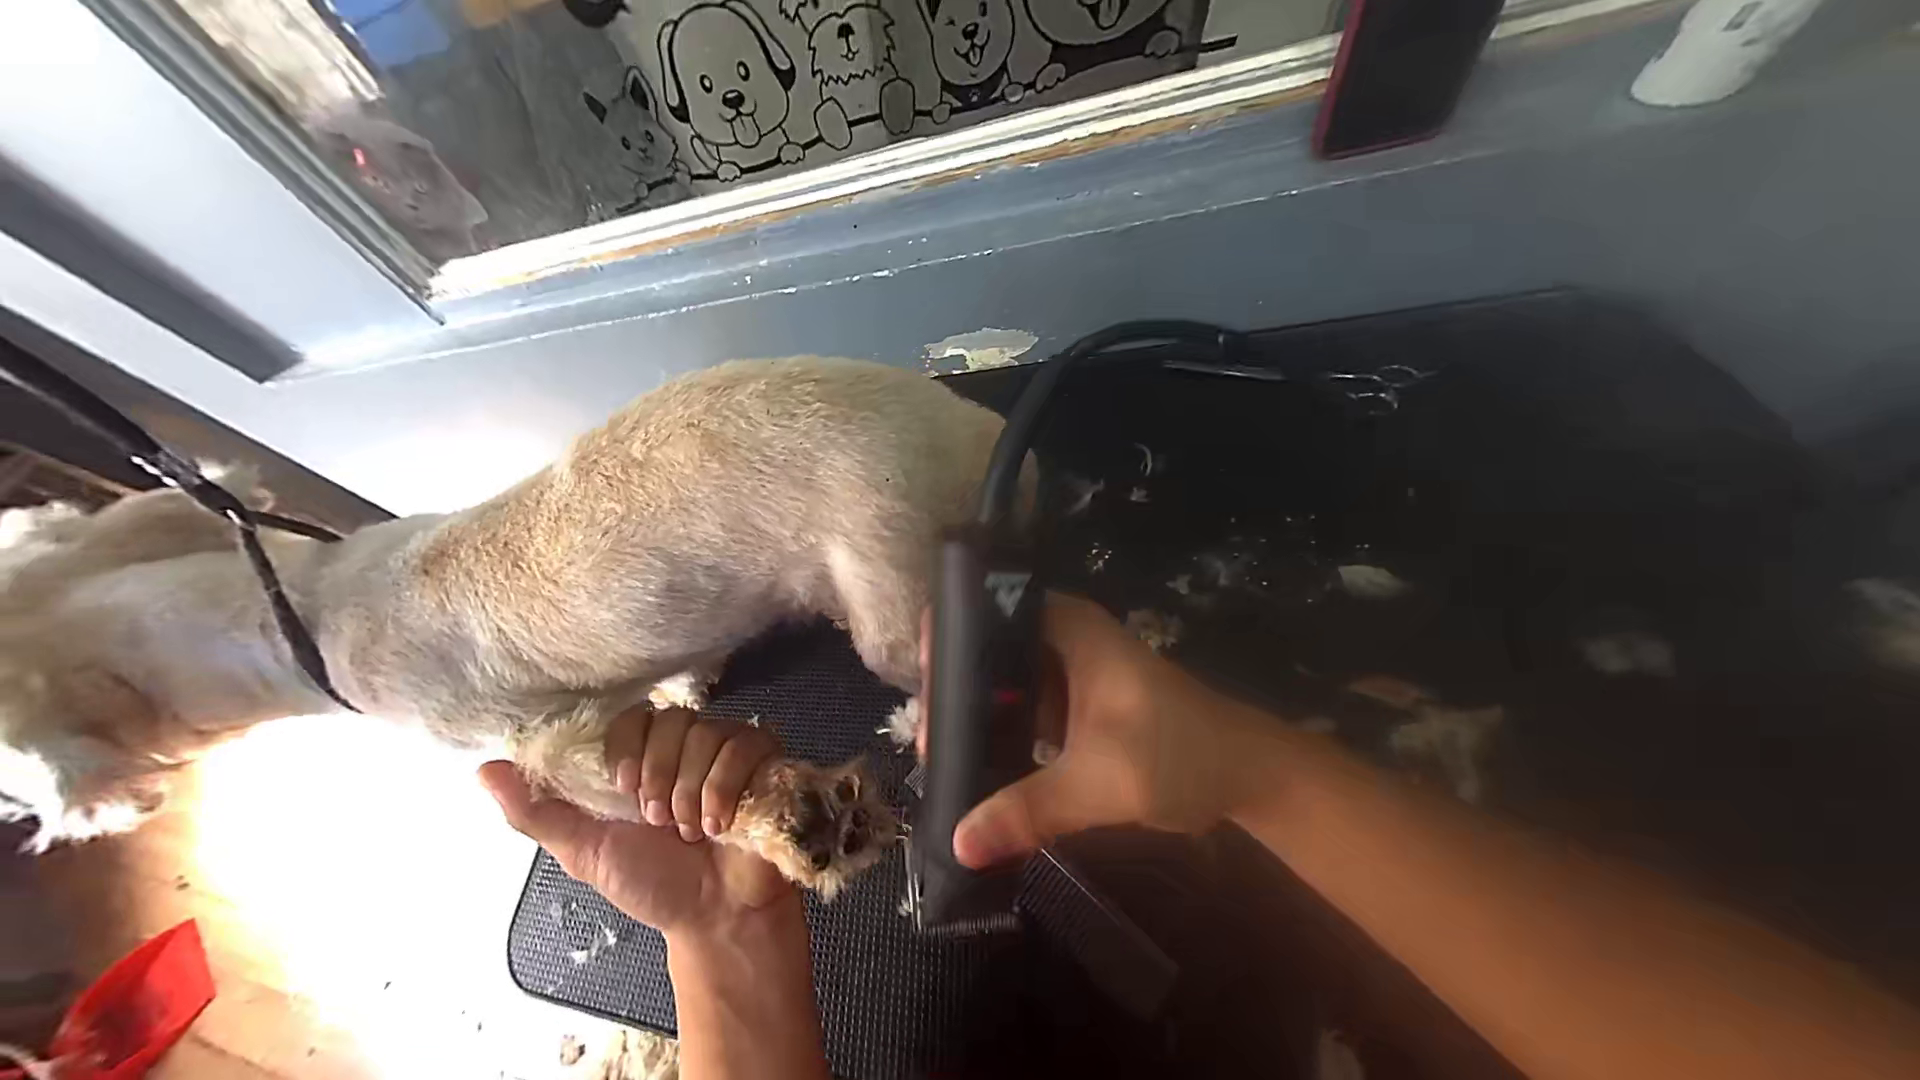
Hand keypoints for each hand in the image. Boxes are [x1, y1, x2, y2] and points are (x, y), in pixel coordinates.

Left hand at [479, 707, 789, 936]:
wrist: (714, 914)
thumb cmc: (652, 882)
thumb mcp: (586, 851)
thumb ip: (539, 811)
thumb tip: (484, 769)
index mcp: (648, 758)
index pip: (635, 716)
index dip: (628, 747)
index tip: (623, 790)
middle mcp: (690, 745)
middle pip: (674, 721)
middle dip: (661, 776)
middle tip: (660, 821)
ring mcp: (730, 749)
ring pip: (709, 735)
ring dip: (692, 792)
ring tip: (693, 831)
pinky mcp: (765, 759)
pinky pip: (745, 746)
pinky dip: (725, 789)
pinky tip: (720, 824)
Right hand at [933, 594, 1281, 868]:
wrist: (1245, 775)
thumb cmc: (1181, 754)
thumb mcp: (1102, 782)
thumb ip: (1030, 810)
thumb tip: (959, 843)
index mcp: (1068, 627)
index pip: (990, 609)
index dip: (949, 636)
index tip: (922, 682)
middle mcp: (1061, 637)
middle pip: (988, 648)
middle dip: (954, 686)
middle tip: (924, 734)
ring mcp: (1067, 670)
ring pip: (1003, 681)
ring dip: (974, 712)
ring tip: (936, 751)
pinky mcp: (1073, 702)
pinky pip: (1022, 707)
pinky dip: (1001, 730)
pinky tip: (973, 761)